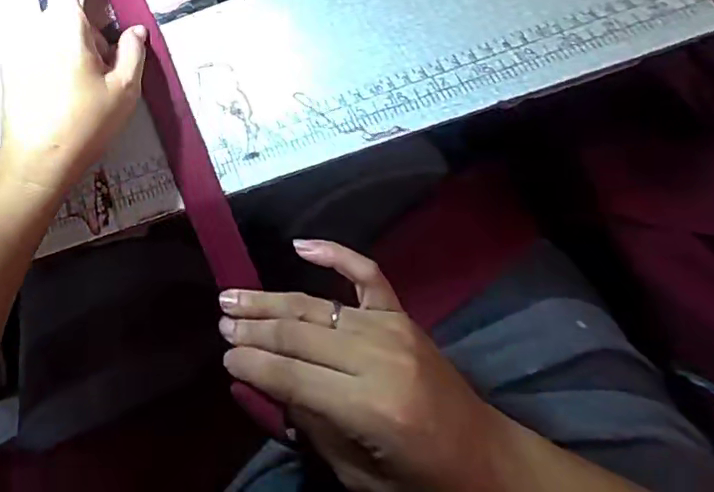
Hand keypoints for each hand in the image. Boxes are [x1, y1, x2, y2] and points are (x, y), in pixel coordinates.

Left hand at [0, 0, 147, 202]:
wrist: (35, 161)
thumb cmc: (84, 123)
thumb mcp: (124, 89)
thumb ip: (132, 51)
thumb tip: (133, 31)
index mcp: (63, 24)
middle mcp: (34, 28)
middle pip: (60, 7)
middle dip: (85, 23)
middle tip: (105, 55)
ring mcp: (16, 48)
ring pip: (48, 30)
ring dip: (69, 41)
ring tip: (85, 78)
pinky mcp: (7, 68)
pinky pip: (34, 47)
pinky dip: (51, 55)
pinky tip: (62, 90)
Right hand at [219, 241, 505, 491]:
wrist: (492, 463)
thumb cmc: (422, 479)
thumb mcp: (359, 474)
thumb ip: (307, 425)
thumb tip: (253, 382)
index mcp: (372, 409)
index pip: (292, 376)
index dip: (252, 365)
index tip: (224, 358)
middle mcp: (379, 360)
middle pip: (298, 334)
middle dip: (252, 330)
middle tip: (220, 324)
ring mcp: (392, 330)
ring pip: (315, 305)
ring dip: (268, 300)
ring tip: (231, 295)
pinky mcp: (402, 316)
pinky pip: (365, 275)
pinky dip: (334, 254)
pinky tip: (299, 246)